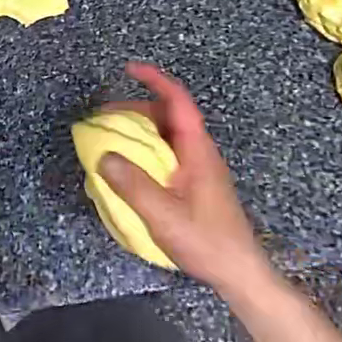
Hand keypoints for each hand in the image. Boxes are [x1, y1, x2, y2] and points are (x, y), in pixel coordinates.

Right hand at [99, 62, 274, 295]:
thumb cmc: (206, 241)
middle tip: (103, 117)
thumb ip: (133, 185)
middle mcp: (199, 152)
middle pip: (168, 116)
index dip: (156, 80)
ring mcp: (198, 168)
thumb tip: (103, 156)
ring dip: (138, 131)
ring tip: (108, 141)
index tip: (129, 69)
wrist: (239, 272)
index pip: (178, 102)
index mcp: (197, 150)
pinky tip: (127, 168)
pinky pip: (166, 154)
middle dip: (135, 109)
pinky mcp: (194, 183)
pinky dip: (144, 151)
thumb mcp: (165, 216)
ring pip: (166, 136)